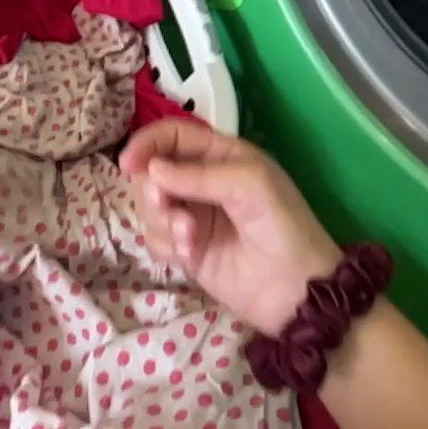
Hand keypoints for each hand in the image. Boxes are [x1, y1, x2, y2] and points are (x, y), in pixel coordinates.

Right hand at [119, 121, 340, 334]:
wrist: (299, 293)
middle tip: (170, 210)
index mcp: (220, 154)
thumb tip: (151, 171)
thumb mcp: (250, 185)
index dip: (147, 143)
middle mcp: (202, 181)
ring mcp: (192, 216)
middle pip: (153, 171)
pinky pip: (155, 238)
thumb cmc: (283, 225)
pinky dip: (165, 245)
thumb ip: (199, 176)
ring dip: (161, 221)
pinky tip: (188, 257)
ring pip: (150, 206)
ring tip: (188, 240)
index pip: (172, 135)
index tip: (128, 164)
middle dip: (153, 191)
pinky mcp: (187, 250)